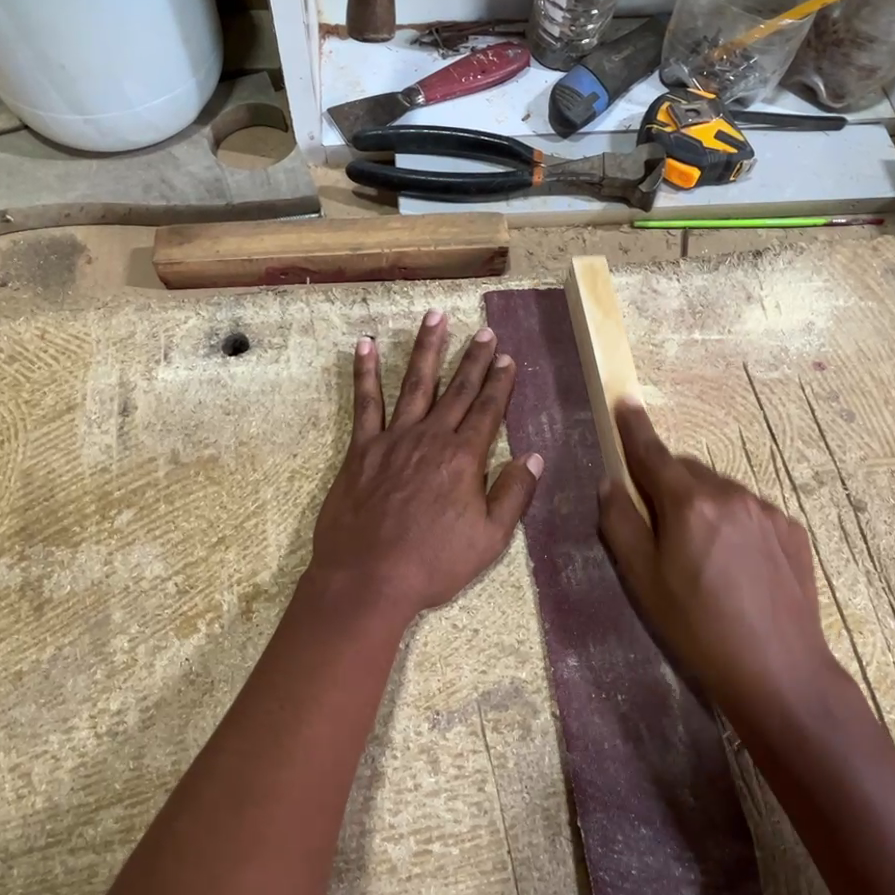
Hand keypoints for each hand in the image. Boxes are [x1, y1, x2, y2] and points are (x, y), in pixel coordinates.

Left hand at [302, 310, 543, 623]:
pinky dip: (364, 372)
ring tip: (434, 317)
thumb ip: (513, 494)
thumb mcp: (489, 539)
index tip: (507, 357)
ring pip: (414, 384)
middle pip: (457, 390)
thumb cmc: (432, 564)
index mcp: (464, 458)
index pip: (487, 411)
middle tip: (484, 331)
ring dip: (426, 349)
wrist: (368, 577)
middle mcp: (431, 438)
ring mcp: (393, 439)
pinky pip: (364, 403)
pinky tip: (363, 345)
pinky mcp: (361, 449)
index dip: (499, 383)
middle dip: (473, 359)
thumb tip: (534, 456)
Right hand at [597, 401, 833, 722]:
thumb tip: (611, 483)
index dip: (634, 428)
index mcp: (688, 504)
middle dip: (667, 483)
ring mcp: (767, 511)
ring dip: (701, 504)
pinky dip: (732, 522)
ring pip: (719, 490)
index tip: (626, 399)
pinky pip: (749, 510)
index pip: (652, 454)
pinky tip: (734, 565)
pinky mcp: (792, 530)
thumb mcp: (641, 579)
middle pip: (687, 470)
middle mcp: (730, 494)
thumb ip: (620, 523)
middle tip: (658, 526)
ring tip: (701, 555)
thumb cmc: (696, 628)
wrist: (778, 671)